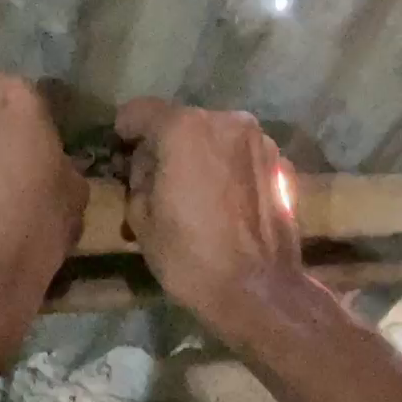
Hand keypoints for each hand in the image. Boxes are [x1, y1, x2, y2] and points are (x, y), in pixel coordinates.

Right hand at [116, 98, 302, 322]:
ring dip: (200, 156)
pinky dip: (228, 171)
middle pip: (183, 123)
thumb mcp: (141, 218)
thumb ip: (139, 178)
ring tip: (194, 194)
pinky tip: (224, 204)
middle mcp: (227, 121)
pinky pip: (242, 158)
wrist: (257, 290)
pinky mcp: (281, 165)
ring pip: (216, 138)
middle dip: (166, 146)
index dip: (126, 128)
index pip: (142, 111)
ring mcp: (261, 141)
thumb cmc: (189, 255)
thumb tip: (149, 168)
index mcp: (185, 129)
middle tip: (157, 180)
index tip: (120, 145)